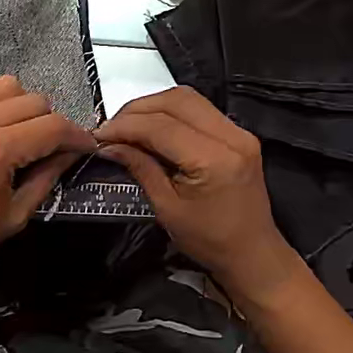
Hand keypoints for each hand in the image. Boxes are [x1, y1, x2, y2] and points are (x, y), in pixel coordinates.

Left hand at [0, 75, 94, 276]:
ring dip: (24, 106)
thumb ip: (46, 178)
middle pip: (35, 100)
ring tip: (22, 133)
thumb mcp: (13, 216)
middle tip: (52, 146)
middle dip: (52, 123)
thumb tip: (68, 155)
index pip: (53, 126)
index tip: (84, 145)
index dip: (77, 136)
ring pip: (9, 86)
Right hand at [93, 87, 296, 290]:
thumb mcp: (166, 207)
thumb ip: (140, 167)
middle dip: (136, 110)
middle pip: (175, 101)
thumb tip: (108, 146)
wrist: (253, 254)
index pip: (161, 126)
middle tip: (111, 129)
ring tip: (128, 126)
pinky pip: (197, 108)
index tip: (98, 135)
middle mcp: (232, 137)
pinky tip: (151, 127)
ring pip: (186, 98)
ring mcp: (238, 132)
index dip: (125, 126)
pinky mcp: (237, 134)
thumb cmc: (210, 240)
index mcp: (214, 160)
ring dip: (152, 106)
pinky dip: (169, 111)